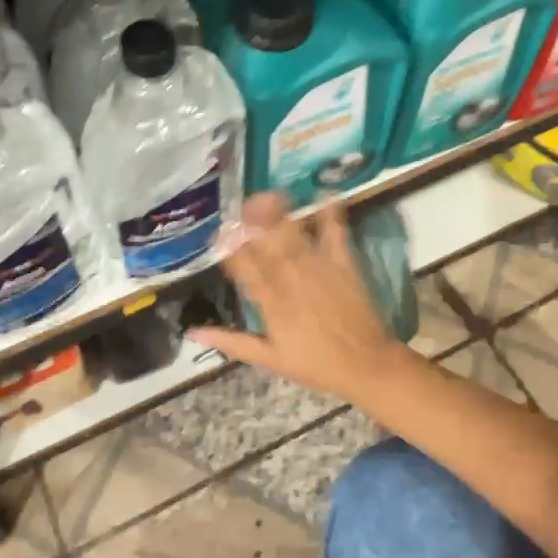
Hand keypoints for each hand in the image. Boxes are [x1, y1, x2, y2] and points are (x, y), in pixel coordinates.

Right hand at [189, 192, 408, 400]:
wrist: (365, 365)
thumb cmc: (315, 364)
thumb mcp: (268, 358)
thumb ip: (230, 341)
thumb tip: (191, 331)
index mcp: (269, 300)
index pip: (240, 263)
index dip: (226, 246)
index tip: (218, 236)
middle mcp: (289, 276)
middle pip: (263, 239)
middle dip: (249, 220)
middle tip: (241, 207)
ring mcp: (317, 265)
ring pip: (291, 230)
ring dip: (277, 211)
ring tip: (267, 196)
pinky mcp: (343, 261)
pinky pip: (334, 230)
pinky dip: (329, 211)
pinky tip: (323, 192)